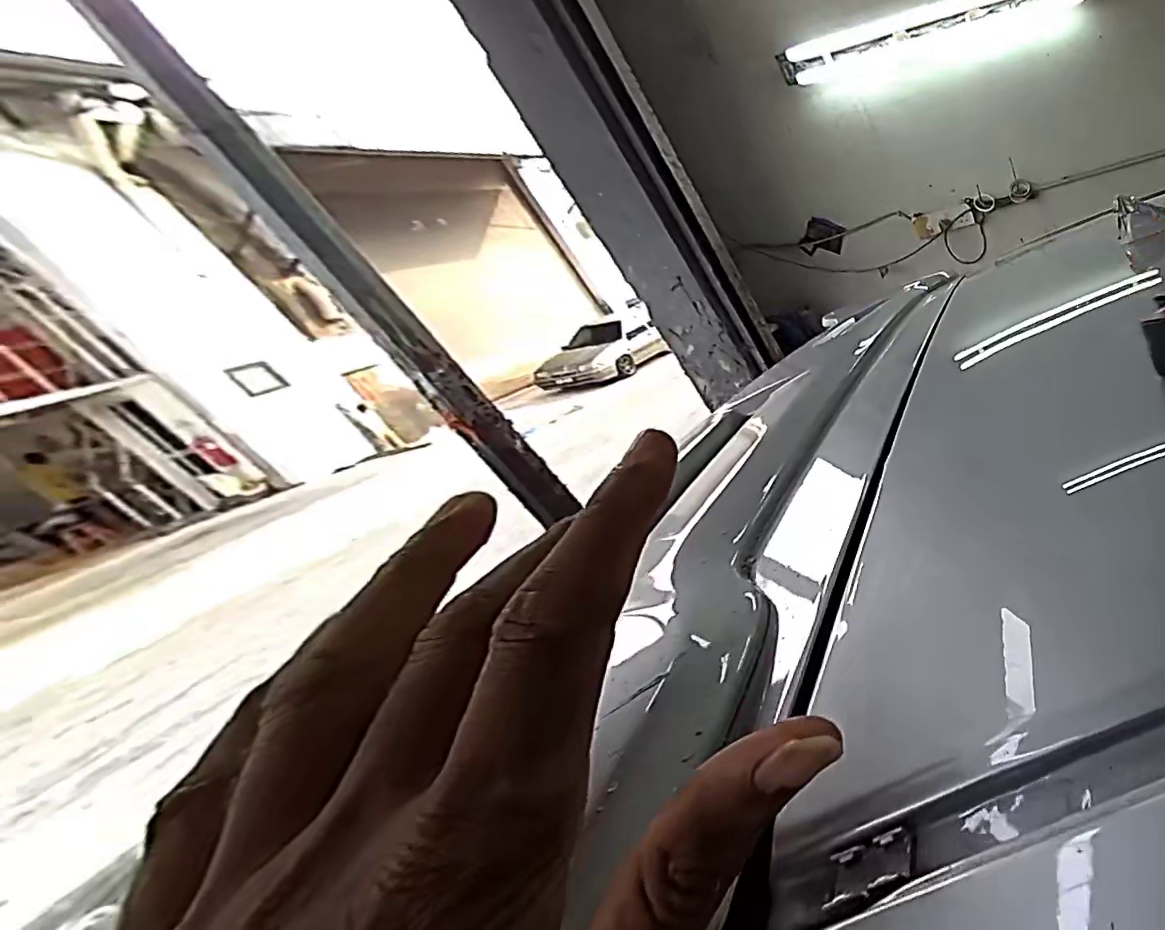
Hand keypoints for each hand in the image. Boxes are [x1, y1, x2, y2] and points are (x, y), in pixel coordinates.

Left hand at [123, 429, 843, 929]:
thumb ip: (701, 855)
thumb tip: (798, 746)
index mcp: (479, 832)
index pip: (554, 624)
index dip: (610, 523)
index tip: (647, 461)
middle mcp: (363, 829)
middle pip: (465, 631)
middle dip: (545, 544)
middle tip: (596, 501)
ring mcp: (258, 877)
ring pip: (334, 676)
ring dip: (408, 580)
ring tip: (457, 520)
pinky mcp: (187, 929)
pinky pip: (222, 777)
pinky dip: (283, 695)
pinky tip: (312, 667)